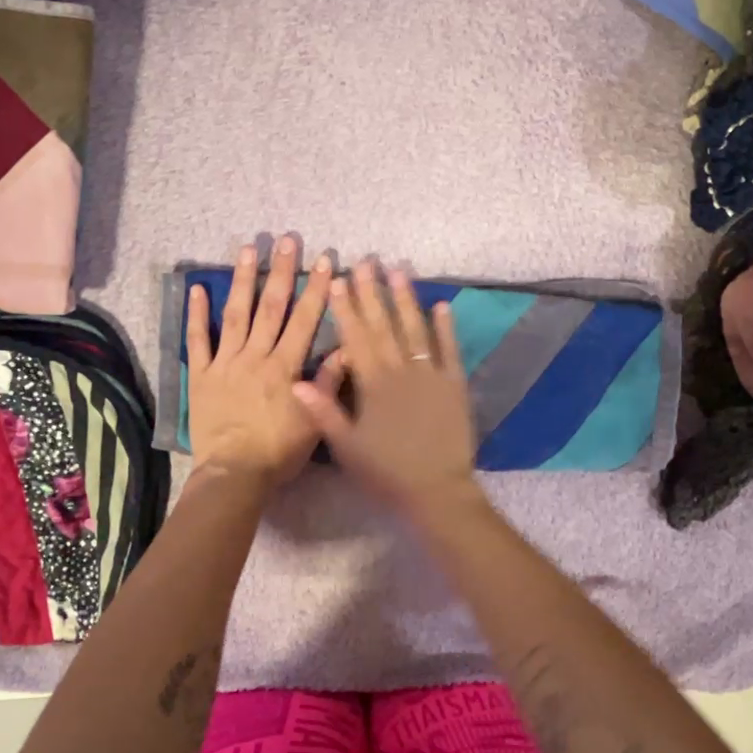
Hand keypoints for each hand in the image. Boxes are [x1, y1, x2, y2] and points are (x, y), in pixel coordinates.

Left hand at [187, 237, 339, 487]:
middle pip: (271, 307)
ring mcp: (226, 364)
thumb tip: (347, 350)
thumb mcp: (315, 423)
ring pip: (236, 314)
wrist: (234, 475)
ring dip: (242, 280)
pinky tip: (198, 288)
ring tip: (248, 248)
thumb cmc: (279, 453)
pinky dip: (197, 315)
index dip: (316, 289)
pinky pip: (198, 341)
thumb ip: (327, 384)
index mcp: (286, 367)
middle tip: (288, 241)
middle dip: (282, 272)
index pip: (305, 320)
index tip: (324, 261)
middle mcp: (256, 357)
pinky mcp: (202, 376)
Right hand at [291, 261, 478, 512]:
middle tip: (366, 262)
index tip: (339, 281)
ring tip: (398, 270)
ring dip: (406, 299)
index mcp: (372, 385)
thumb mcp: (346, 447)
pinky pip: (450, 350)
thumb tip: (297, 379)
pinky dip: (445, 327)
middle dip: (373, 293)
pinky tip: (441, 304)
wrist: (436, 490)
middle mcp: (401, 371)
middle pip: (384, 325)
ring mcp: (431, 375)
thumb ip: (324, 411)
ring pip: (416, 329)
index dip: (346, 308)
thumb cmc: (386, 472)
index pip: (355, 338)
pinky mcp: (454, 385)